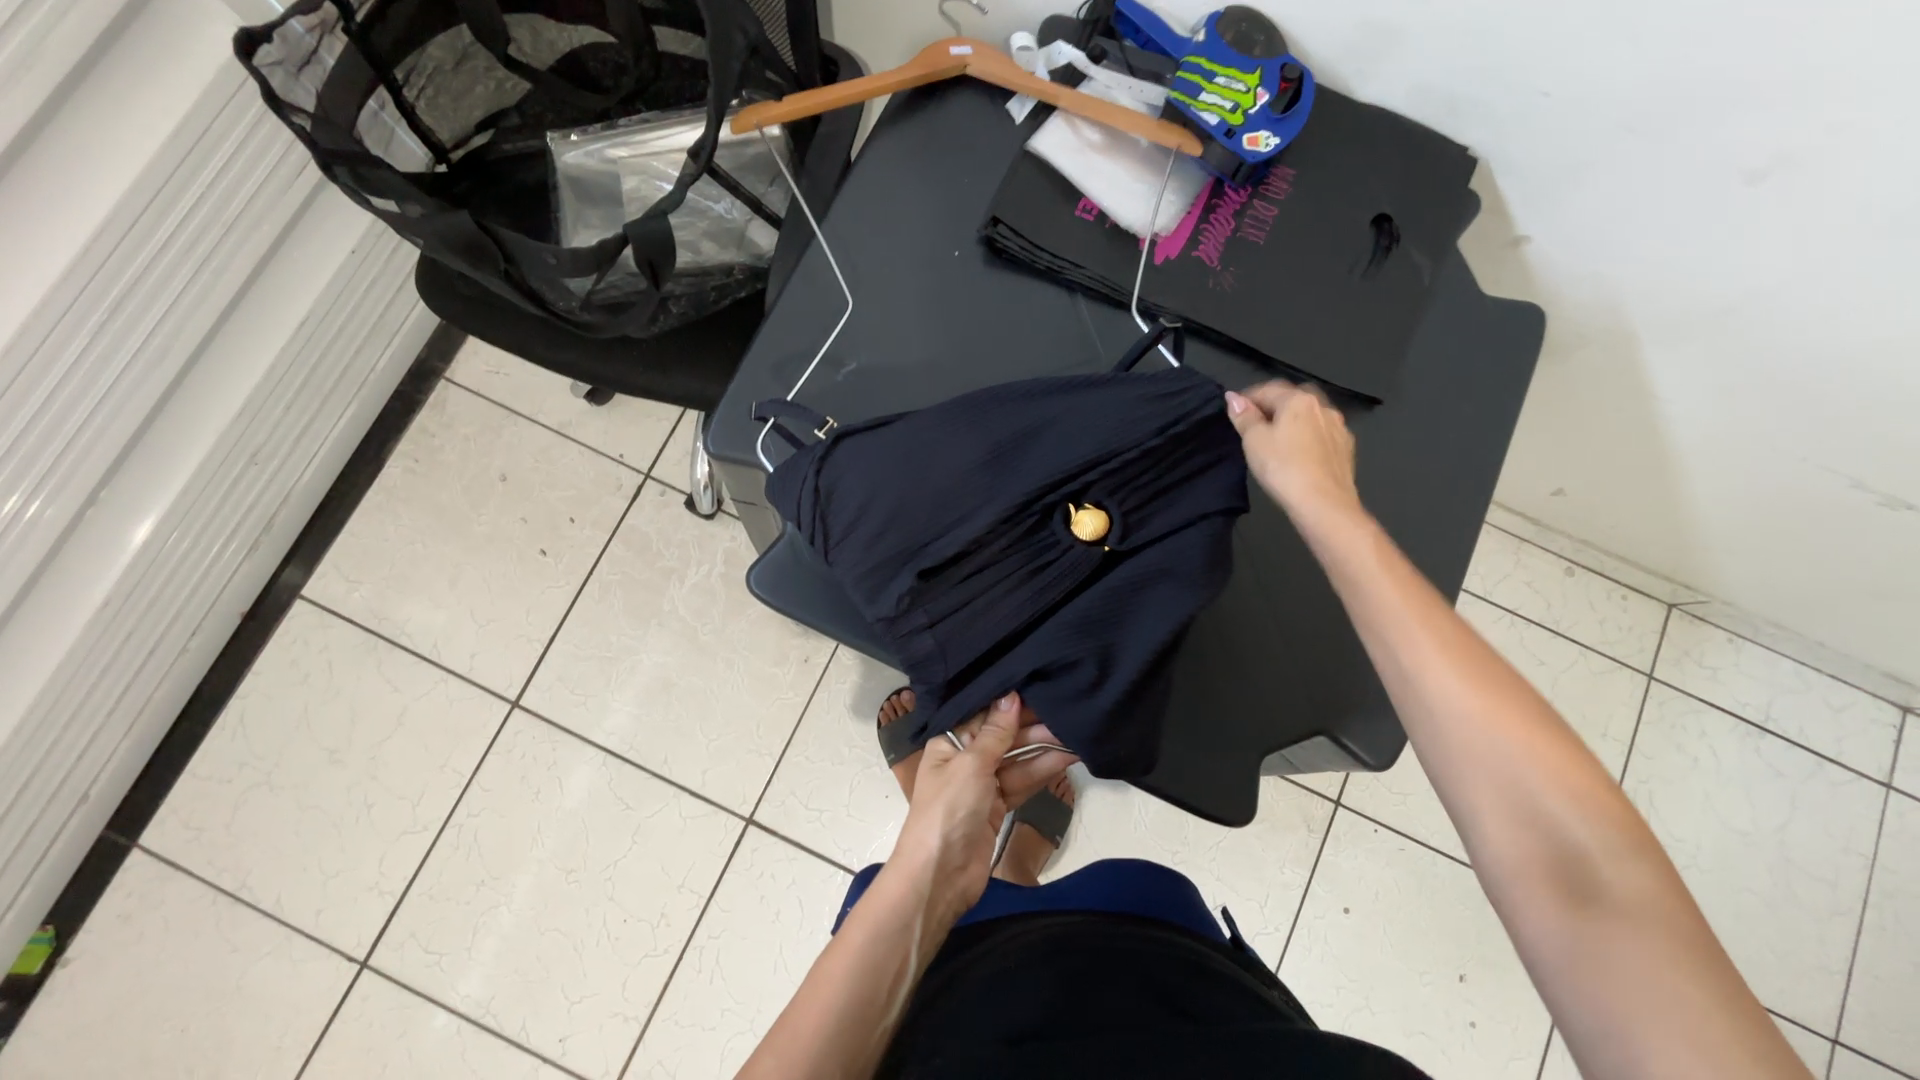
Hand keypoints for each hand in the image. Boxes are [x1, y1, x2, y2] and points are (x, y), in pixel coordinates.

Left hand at [888, 693, 1071, 922]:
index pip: (982, 714)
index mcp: (948, 742)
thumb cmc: (948, 810)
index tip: (1039, 685)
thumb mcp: (971, 764)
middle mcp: (964, 759)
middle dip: (1031, 727)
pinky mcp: (997, 808)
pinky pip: (1021, 782)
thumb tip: (1010, 696)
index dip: (1008, 703)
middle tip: (1065, 714)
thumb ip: (995, 733)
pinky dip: (1041, 772)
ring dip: (1042, 749)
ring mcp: (981, 785)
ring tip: (1074, 735)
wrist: (940, 875)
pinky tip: (1065, 759)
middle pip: (1001, 736)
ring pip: (1015, 760)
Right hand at [1225, 381, 1359, 518]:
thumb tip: (1233, 397)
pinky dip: (1309, 435)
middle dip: (1275, 404)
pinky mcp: (1346, 448)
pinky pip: (1323, 433)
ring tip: (1280, 437)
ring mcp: (1339, 427)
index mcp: (1298, 400)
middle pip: (1293, 398)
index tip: (1235, 412)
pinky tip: (1302, 452)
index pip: (1268, 390)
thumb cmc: (1282, 468)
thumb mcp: (1254, 441)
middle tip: (1258, 422)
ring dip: (1294, 420)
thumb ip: (1244, 417)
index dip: (1248, 398)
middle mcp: (1322, 406)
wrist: (1324, 503)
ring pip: (1311, 415)